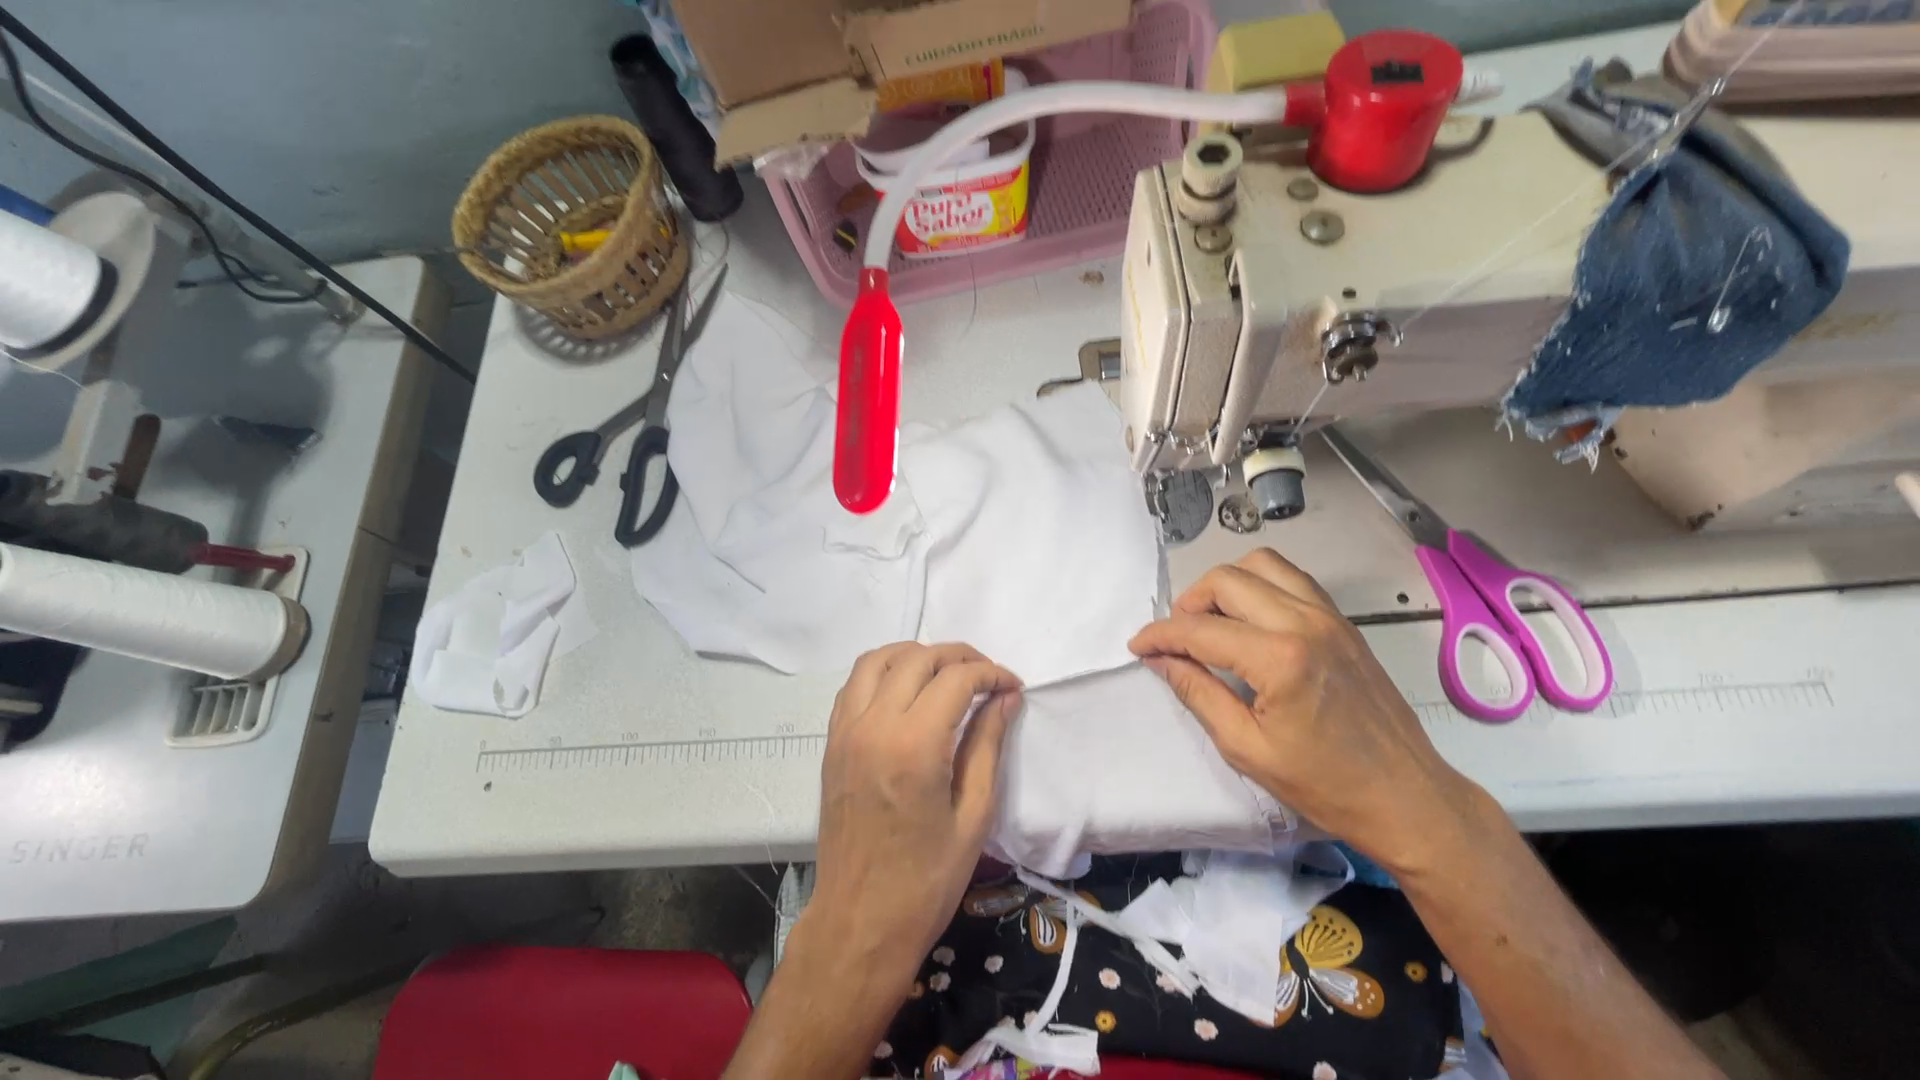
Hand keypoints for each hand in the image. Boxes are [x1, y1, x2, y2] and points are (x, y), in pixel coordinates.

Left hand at [805, 642, 1022, 986]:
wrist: (860, 921)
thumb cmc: (927, 881)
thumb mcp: (973, 816)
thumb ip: (987, 746)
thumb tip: (1005, 698)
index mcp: (914, 746)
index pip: (956, 679)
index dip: (991, 674)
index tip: (1013, 688)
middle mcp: (873, 726)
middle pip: (917, 659)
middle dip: (959, 657)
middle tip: (988, 678)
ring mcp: (845, 732)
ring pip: (877, 660)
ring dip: (916, 655)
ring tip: (948, 674)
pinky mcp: (831, 744)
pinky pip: (854, 686)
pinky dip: (883, 672)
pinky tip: (907, 691)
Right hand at [1129, 549, 1480, 875]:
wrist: (1406, 797)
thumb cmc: (1323, 784)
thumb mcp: (1246, 747)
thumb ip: (1198, 694)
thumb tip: (1161, 661)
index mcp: (1279, 658)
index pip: (1201, 629)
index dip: (1161, 635)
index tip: (1137, 646)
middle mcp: (1305, 622)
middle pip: (1228, 579)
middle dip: (1189, 602)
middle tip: (1176, 639)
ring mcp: (1330, 617)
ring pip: (1263, 565)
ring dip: (1226, 585)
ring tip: (1211, 622)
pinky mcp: (1344, 623)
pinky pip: (1293, 580)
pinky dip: (1261, 587)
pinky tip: (1250, 621)